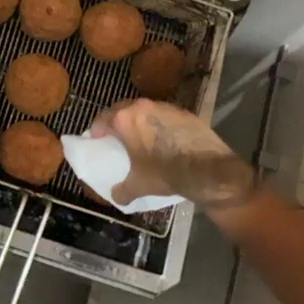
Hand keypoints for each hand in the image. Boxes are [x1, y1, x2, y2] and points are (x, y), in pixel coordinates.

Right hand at [88, 98, 254, 210]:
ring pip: (145, 110)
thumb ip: (122, 190)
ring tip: (141, 136)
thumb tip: (116, 196)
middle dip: (117, 121)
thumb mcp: (139, 185)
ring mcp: (166, 107)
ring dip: (140, 120)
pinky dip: (160, 124)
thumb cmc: (164, 173)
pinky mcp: (184, 112)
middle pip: (122, 110)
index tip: (97, 139)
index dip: (97, 130)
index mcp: (125, 120)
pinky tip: (164, 138)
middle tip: (117, 135)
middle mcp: (143, 106)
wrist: (206, 170)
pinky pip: (165, 116)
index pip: (102, 119)